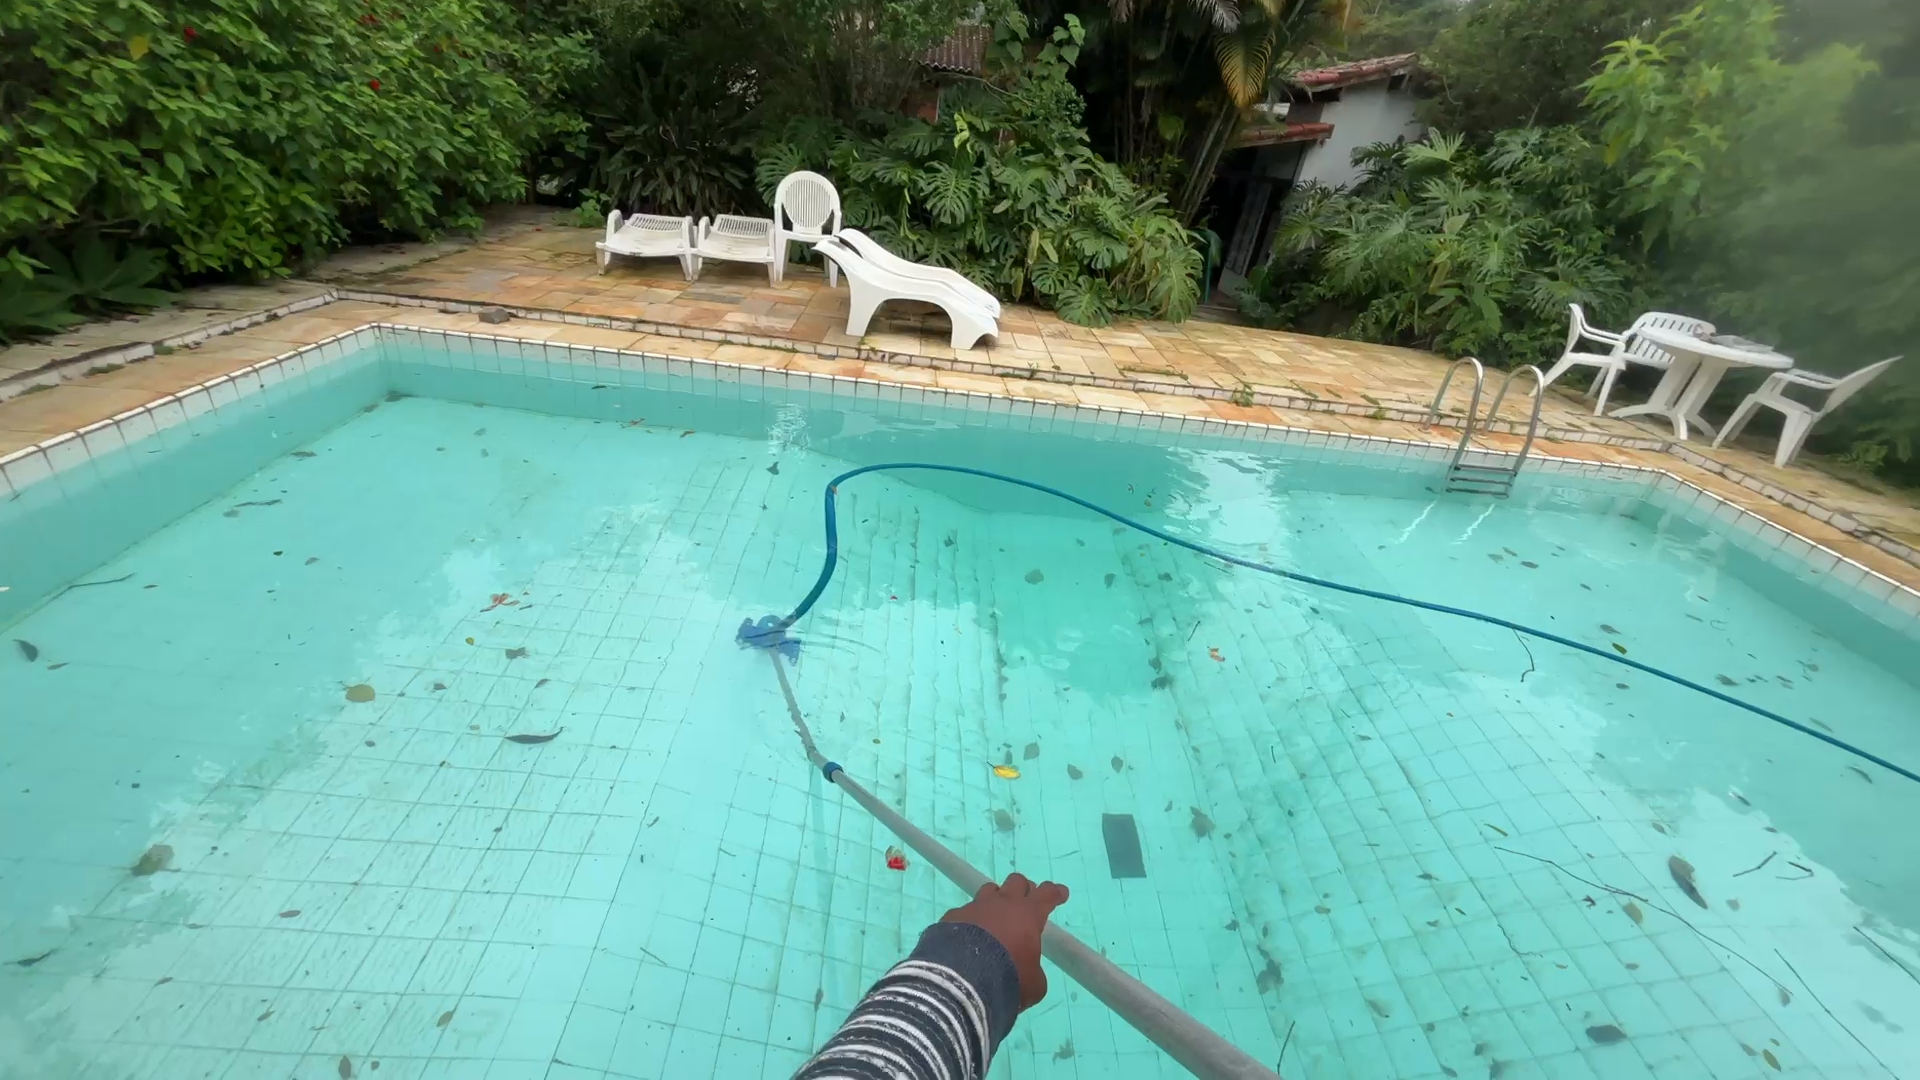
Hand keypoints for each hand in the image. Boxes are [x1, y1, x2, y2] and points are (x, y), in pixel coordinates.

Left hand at [940, 872, 1068, 1010]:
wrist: (961, 980)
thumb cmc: (1007, 979)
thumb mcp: (1034, 985)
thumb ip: (1034, 973)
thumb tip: (1028, 972)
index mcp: (1027, 915)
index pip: (1046, 895)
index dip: (1055, 893)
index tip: (1061, 892)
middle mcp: (1002, 903)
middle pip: (1017, 881)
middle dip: (1024, 890)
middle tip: (1025, 903)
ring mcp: (976, 906)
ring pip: (990, 890)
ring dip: (996, 899)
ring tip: (996, 917)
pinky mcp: (954, 915)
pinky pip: (966, 912)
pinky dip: (971, 922)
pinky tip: (969, 937)